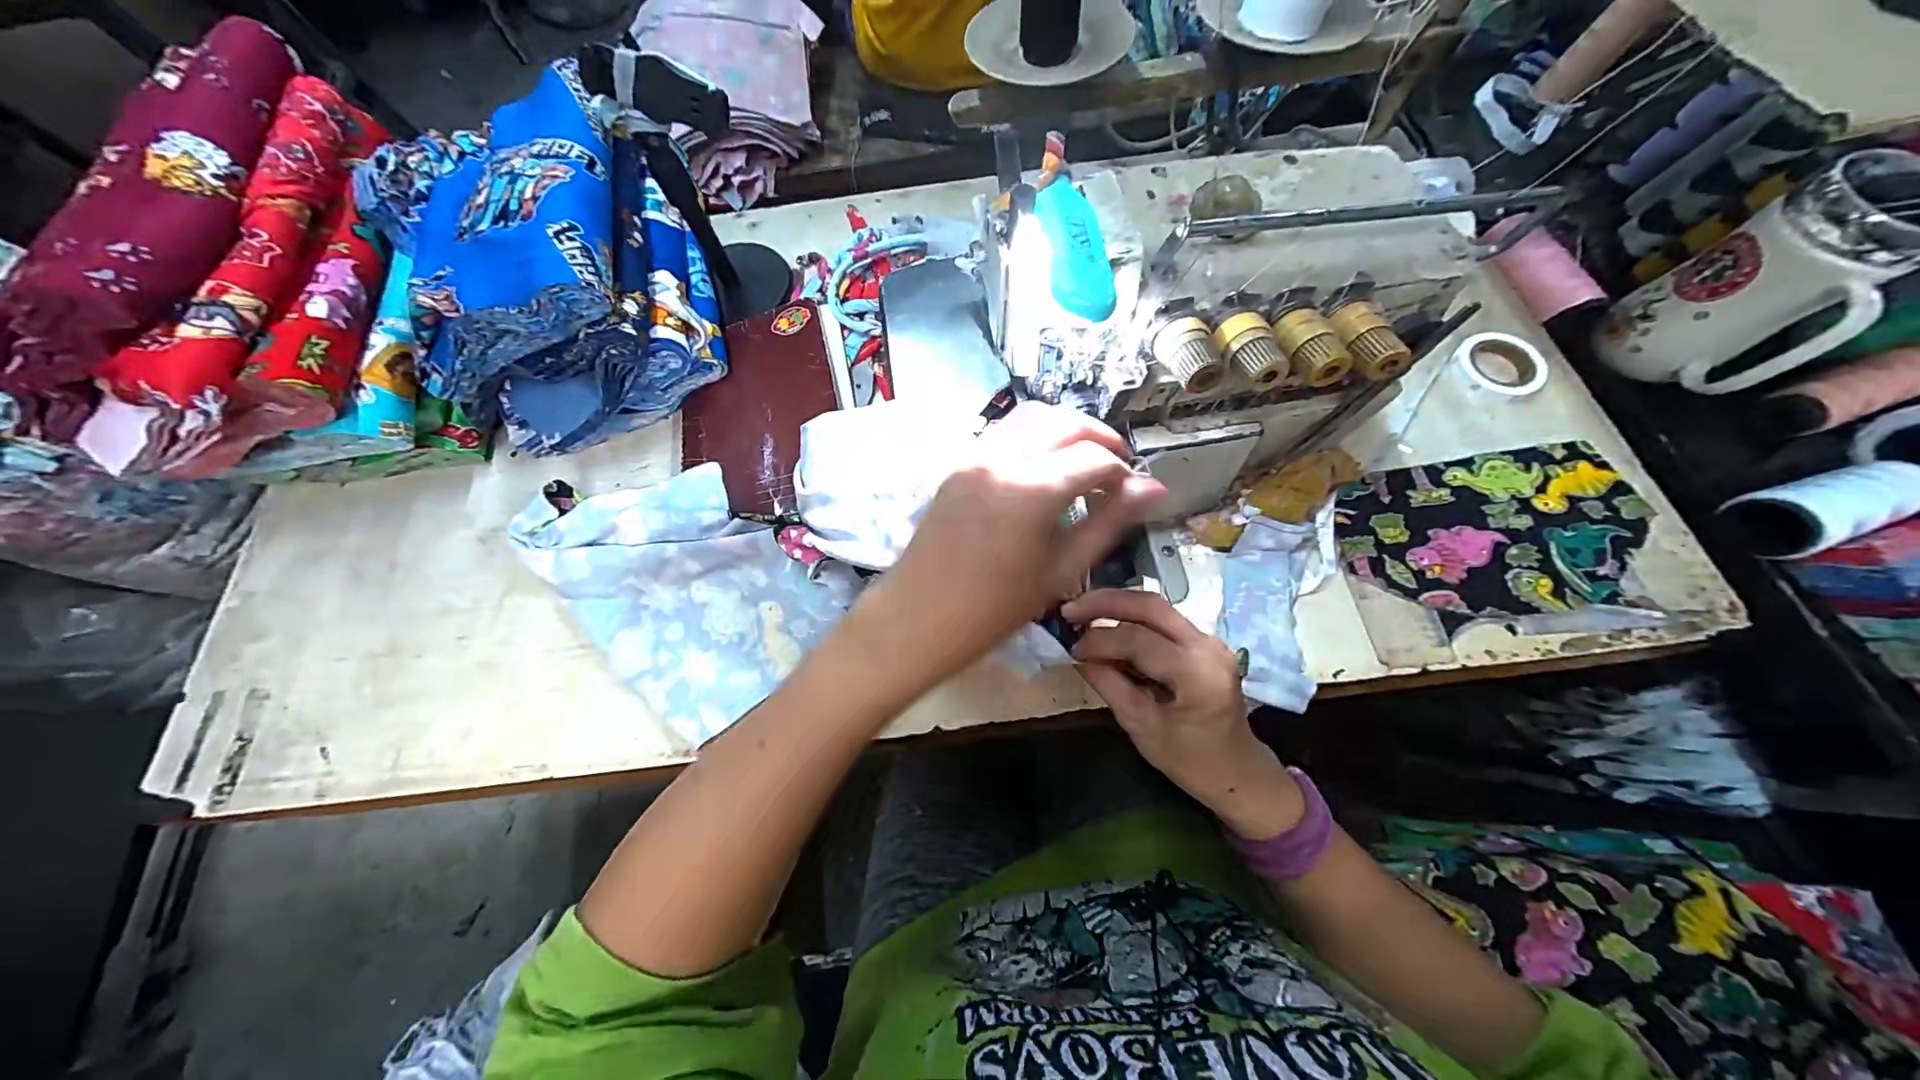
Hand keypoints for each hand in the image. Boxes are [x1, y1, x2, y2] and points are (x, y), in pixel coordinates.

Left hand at [853, 403, 1164, 684]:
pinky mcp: (960, 463)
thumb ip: (1109, 522)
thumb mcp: (1062, 568)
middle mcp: (1004, 457)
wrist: (921, 615)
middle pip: (1067, 423)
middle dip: (1101, 439)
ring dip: (1067, 429)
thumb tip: (1153, 488)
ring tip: (1084, 461)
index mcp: (1034, 487)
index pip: (1096, 458)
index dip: (1123, 472)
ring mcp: (976, 455)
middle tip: (1119, 469)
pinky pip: (1005, 431)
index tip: (1133, 494)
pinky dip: (1034, 435)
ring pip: (1033, 417)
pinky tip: (1046, 465)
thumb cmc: (996, 607)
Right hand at [1063, 589, 1303, 839]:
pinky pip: (1164, 620)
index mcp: (1197, 674)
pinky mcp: (1204, 643)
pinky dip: (1132, 619)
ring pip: (1158, 608)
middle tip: (1071, 608)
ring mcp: (1210, 641)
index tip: (1071, 648)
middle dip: (1107, 602)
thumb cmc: (1190, 760)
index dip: (1099, 640)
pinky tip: (1107, 626)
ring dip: (1118, 606)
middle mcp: (1208, 647)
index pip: (1138, 640)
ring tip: (1083, 613)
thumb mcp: (1141, 726)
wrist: (1237, 771)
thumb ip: (1110, 684)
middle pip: (1151, 606)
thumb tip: (1079, 655)